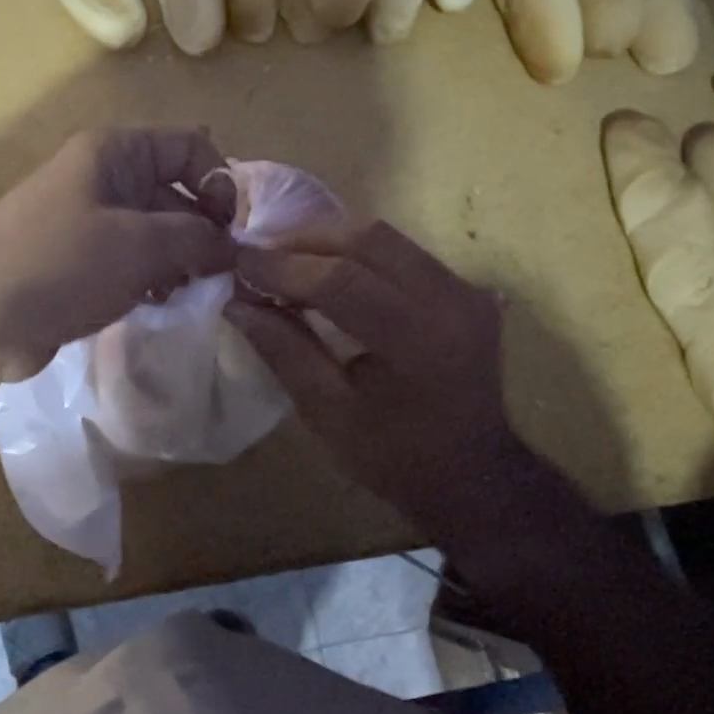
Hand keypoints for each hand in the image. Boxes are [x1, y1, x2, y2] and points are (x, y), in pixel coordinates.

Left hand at [0, 128, 238, 380]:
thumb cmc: (60, 264)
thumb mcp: (140, 245)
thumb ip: (198, 239)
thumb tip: (233, 248)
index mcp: (114, 152)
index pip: (190, 145)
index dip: (220, 183)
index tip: (230, 233)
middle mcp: (102, 177)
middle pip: (176, 191)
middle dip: (204, 230)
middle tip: (220, 276)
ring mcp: (88, 222)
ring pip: (156, 232)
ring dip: (181, 261)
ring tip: (193, 295)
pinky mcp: (79, 264)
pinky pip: (132, 262)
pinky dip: (153, 280)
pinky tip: (160, 307)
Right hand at [225, 221, 597, 553]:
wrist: (475, 476)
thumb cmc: (396, 458)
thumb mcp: (329, 415)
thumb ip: (285, 352)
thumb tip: (237, 304)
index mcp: (417, 341)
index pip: (341, 280)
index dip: (283, 267)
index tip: (238, 262)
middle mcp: (449, 301)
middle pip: (368, 240)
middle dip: (305, 240)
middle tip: (260, 255)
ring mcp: (465, 290)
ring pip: (387, 238)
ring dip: (330, 240)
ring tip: (287, 259)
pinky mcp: (466, 289)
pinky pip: (404, 253)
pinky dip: (358, 253)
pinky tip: (327, 270)